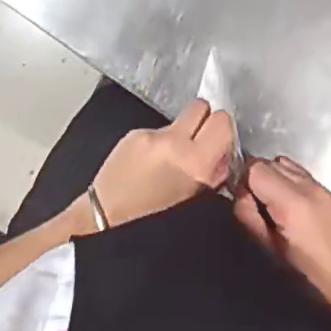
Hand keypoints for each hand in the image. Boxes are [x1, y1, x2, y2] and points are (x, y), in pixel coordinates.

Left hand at [78, 99, 234, 230]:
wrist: (108, 222)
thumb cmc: (156, 223)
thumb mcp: (198, 203)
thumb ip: (214, 173)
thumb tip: (222, 153)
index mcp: (195, 163)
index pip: (222, 120)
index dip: (223, 131)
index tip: (218, 146)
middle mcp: (172, 141)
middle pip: (200, 106)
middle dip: (203, 122)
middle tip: (197, 146)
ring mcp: (149, 134)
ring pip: (176, 120)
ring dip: (179, 135)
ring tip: (169, 162)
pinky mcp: (131, 134)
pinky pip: (155, 131)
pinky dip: (157, 144)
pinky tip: (149, 166)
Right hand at [237, 156, 330, 330]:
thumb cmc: (306, 293)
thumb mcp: (264, 254)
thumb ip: (246, 216)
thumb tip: (240, 195)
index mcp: (296, 203)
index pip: (256, 167)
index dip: (243, 184)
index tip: (243, 206)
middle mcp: (317, 192)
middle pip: (274, 163)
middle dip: (261, 181)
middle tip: (258, 214)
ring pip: (292, 169)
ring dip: (279, 185)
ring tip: (277, 219)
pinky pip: (309, 184)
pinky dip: (296, 192)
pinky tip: (295, 223)